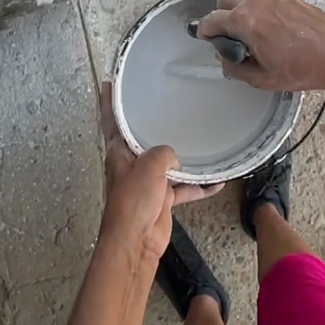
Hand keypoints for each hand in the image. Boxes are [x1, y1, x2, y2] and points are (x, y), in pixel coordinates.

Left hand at [97, 82, 221, 264]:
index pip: (112, 121)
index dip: (108, 102)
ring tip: (203, 143)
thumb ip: (164, 153)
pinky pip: (183, 188)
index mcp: (119, 153)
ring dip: (184, 158)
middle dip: (152, 126)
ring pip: (167, 164)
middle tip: (165, 106)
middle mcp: (131, 165)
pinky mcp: (161, 200)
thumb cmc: (134, 201)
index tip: (107, 84)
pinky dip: (198, 186)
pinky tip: (217, 182)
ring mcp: (147, 183)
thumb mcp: (150, 165)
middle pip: (142, 140)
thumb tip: (174, 158)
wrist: (136, 240)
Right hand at [193, 0, 324, 96]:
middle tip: (226, 37)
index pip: (212, 20)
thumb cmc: (305, 67)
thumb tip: (225, 57)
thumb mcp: (262, 78)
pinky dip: (256, 9)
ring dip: (239, 12)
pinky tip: (267, 29)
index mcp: (245, 20)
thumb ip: (234, 67)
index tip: (204, 35)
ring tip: (249, 35)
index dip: (205, 30)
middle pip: (224, 2)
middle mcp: (256, 1)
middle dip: (221, 17)